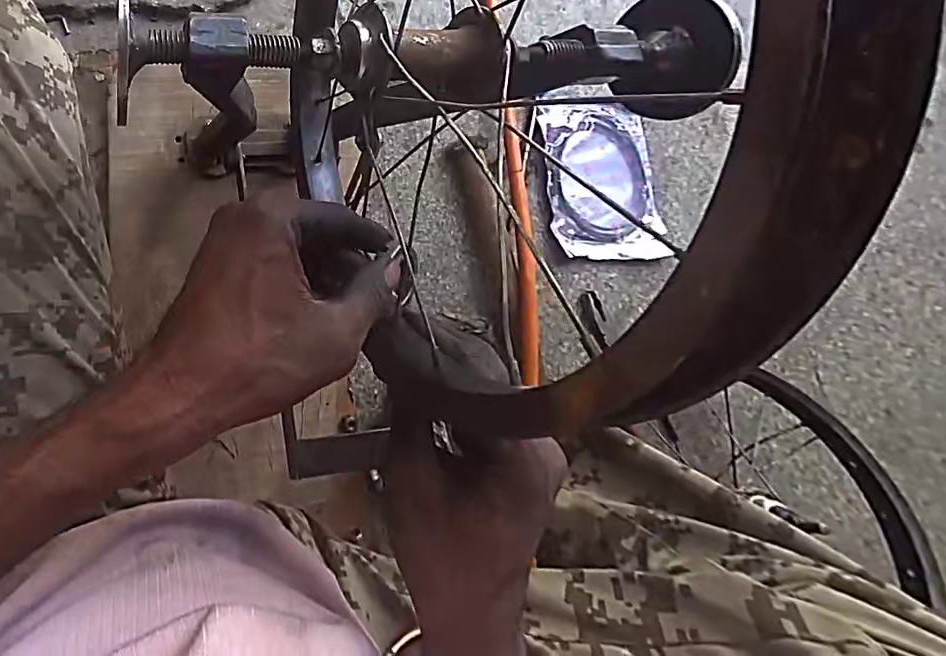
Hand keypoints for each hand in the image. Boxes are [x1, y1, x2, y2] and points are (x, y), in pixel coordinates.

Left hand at [127, 192, 398, 436]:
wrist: (181, 390)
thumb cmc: (257, 361)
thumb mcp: (333, 332)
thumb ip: (370, 294)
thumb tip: (391, 269)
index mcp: (270, 216)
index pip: (336, 214)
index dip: (369, 237)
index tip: (390, 255)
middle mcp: (242, 213)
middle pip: (309, 223)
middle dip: (342, 253)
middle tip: (371, 283)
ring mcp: (223, 235)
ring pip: (286, 238)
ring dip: (317, 263)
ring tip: (346, 300)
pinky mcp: (213, 258)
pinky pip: (264, 251)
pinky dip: (290, 270)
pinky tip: (310, 304)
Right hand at [381, 320, 567, 653]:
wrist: (467, 611)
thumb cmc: (439, 554)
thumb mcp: (410, 475)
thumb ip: (408, 411)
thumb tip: (400, 360)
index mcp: (525, 450)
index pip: (476, 377)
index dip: (432, 354)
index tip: (400, 335)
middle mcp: (545, 442)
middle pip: (485, 382)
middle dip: (440, 370)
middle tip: (400, 351)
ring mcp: (543, 449)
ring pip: (487, 395)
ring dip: (449, 388)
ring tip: (410, 370)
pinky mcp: (531, 457)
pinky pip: (491, 414)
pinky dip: (460, 408)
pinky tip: (431, 401)